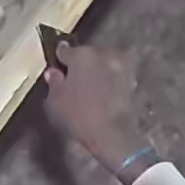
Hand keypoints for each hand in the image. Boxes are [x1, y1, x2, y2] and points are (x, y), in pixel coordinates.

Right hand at [44, 44, 154, 182]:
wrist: (112, 134)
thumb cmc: (79, 116)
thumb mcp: (57, 101)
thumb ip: (55, 82)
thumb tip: (53, 72)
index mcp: (81, 55)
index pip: (65, 50)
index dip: (59, 59)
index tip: (57, 65)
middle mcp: (103, 54)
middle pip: (87, 55)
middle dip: (80, 65)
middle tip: (73, 80)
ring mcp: (120, 65)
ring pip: (102, 64)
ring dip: (96, 72)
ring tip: (88, 88)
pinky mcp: (131, 79)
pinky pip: (113, 76)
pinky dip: (107, 81)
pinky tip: (101, 95)